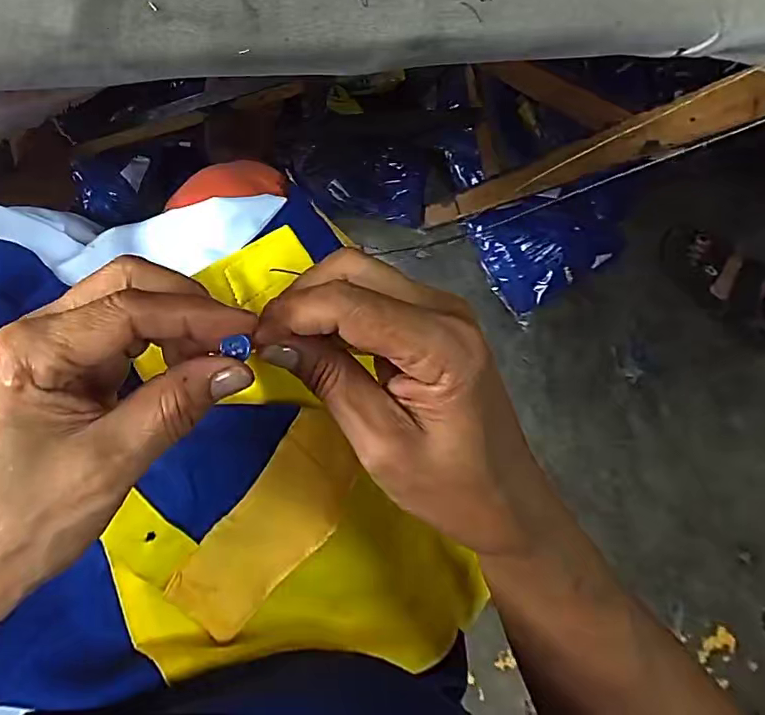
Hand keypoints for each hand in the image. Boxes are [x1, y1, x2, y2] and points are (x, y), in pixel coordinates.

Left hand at [0, 256, 257, 624]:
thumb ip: (175, 406)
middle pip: (127, 283)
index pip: (129, 307)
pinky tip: (187, 363)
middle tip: (231, 337)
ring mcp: (52, 342)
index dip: (194, 314)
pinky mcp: (69, 360)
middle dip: (185, 304)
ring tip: (214, 355)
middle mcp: (38, 330)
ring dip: (178, 319)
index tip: (246, 330)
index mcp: (34, 349)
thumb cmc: (31, 522)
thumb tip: (239, 367)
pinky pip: (128, 329)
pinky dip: (165, 338)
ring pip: (130, 299)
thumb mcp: (110, 464)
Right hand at [252, 248, 558, 558]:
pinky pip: (377, 292)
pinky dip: (340, 306)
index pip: (351, 301)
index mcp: (441, 344)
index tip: (256, 340)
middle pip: (356, 268)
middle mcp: (445, 308)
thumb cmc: (450, 488)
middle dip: (303, 295)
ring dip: (319, 296)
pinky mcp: (437, 315)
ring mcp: (444, 306)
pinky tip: (320, 337)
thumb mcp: (381, 445)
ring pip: (364, 272)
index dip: (295, 312)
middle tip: (270, 337)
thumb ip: (331, 382)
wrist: (508, 497)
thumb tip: (276, 342)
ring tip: (287, 339)